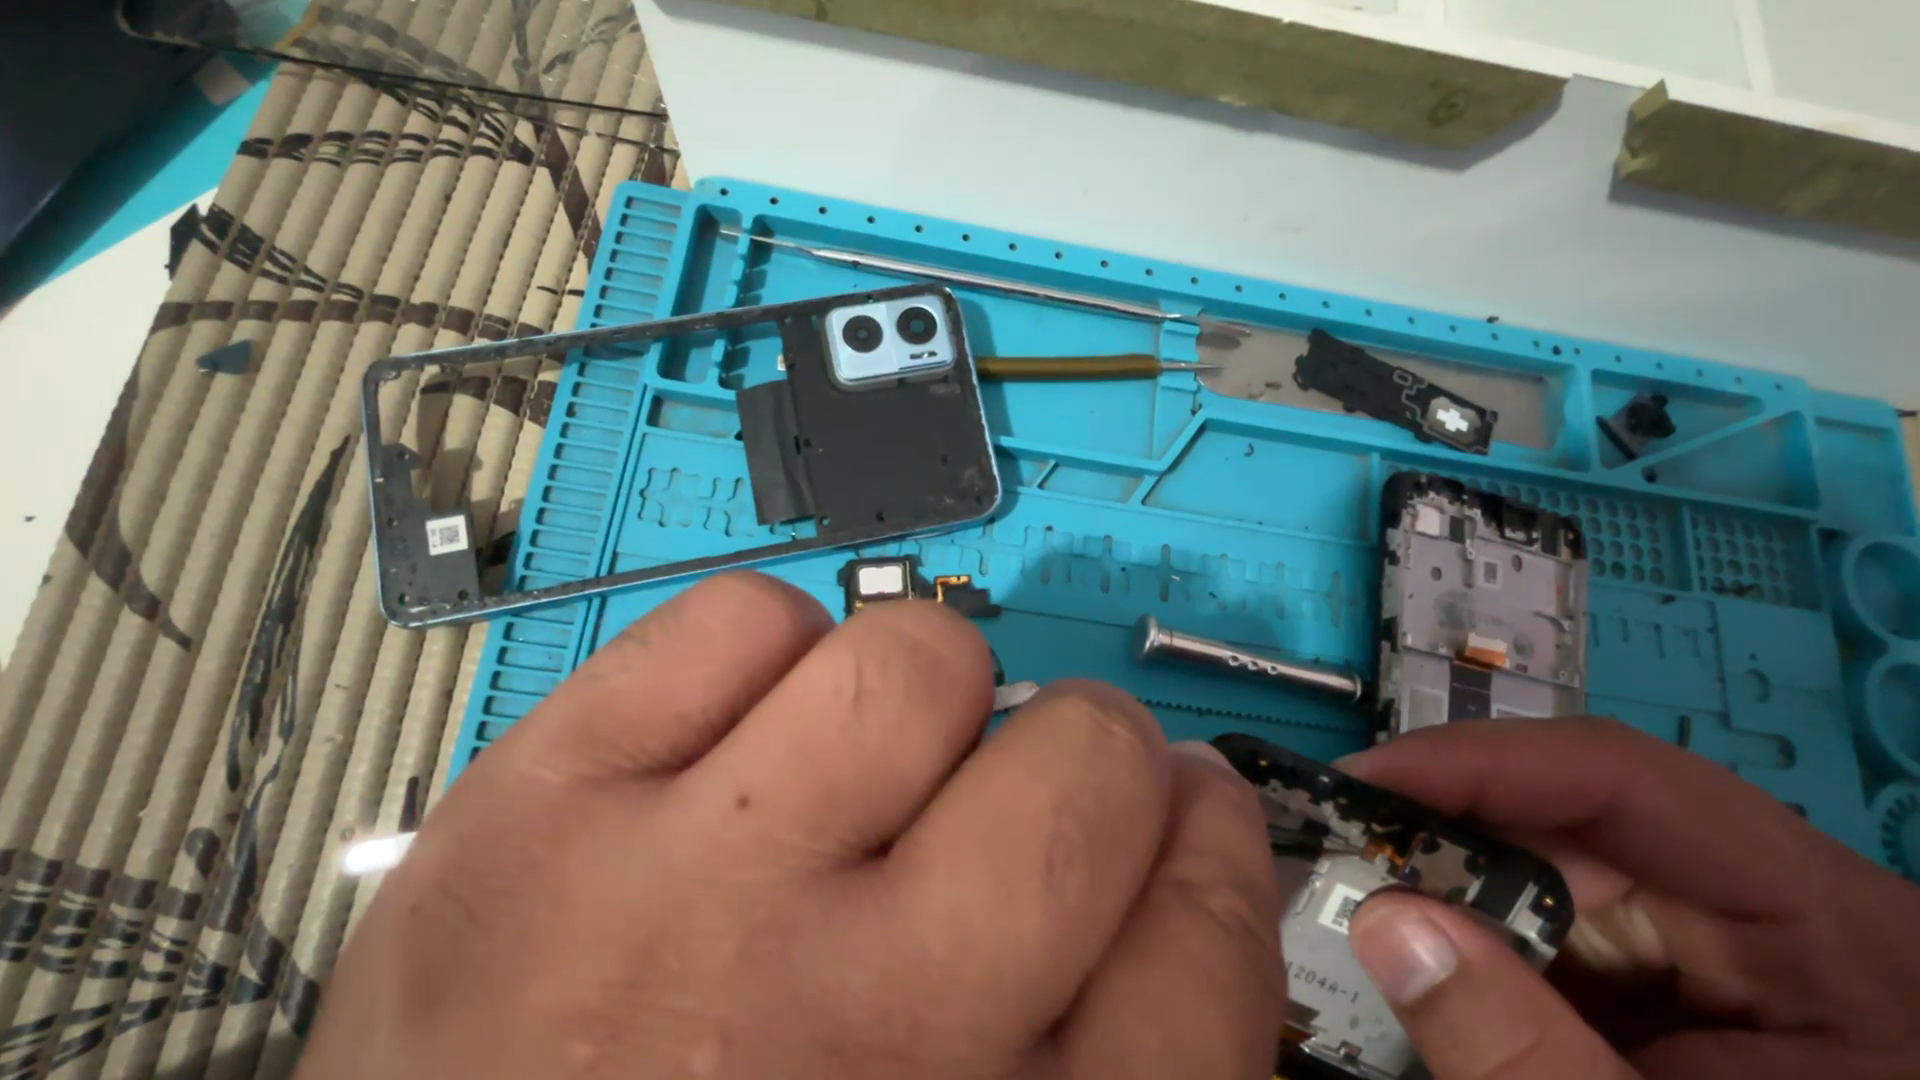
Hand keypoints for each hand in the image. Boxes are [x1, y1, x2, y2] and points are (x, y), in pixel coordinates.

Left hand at [298, 573, 1283, 1077]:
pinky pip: (734, 623)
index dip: (1210, 851)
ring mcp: (677, 908)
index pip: (1203, 934)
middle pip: (1080, 772)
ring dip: (927, 694)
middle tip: (1019, 795)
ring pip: (912, 664)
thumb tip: (1183, 830)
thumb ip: (1135, 1031)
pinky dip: (767, 652)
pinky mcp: (531, 817)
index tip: (1185, 816)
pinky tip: (736, 748)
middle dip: (1086, 755)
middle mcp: (858, 1028)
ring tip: (863, 775)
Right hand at [1336, 718, 1919, 1079]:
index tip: (1361, 780)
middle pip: (1574, 815)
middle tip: (1336, 841)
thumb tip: (1382, 923)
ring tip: (1359, 888)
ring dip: (1454, 881)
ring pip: (1554, 865)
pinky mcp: (1679, 971)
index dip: (1481, 763)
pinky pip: (1557, 921)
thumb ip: (1529, 1058)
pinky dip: (1480, 933)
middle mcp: (1770, 899)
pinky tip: (1422, 948)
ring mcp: (1722, 935)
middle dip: (1447, 826)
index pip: (1626, 782)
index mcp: (1836, 924)